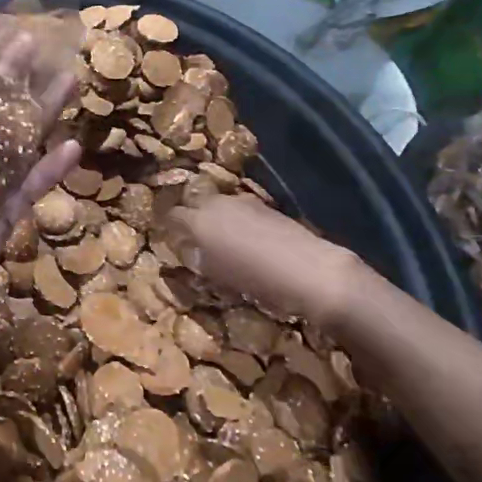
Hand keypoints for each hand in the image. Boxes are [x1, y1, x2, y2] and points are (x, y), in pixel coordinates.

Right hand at [168, 196, 378, 333]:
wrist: (311, 271)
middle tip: (196, 240)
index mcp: (198, 221)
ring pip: (219, 206)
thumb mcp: (218, 275)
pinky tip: (249, 241)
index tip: (172, 240)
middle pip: (195, 205)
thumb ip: (199, 259)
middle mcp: (216, 204)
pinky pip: (240, 210)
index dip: (170, 227)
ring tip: (225, 242)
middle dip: (193, 219)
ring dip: (217, 219)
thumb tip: (190, 251)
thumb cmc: (256, 279)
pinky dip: (237, 221)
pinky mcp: (265, 206)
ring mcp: (243, 201)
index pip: (172, 215)